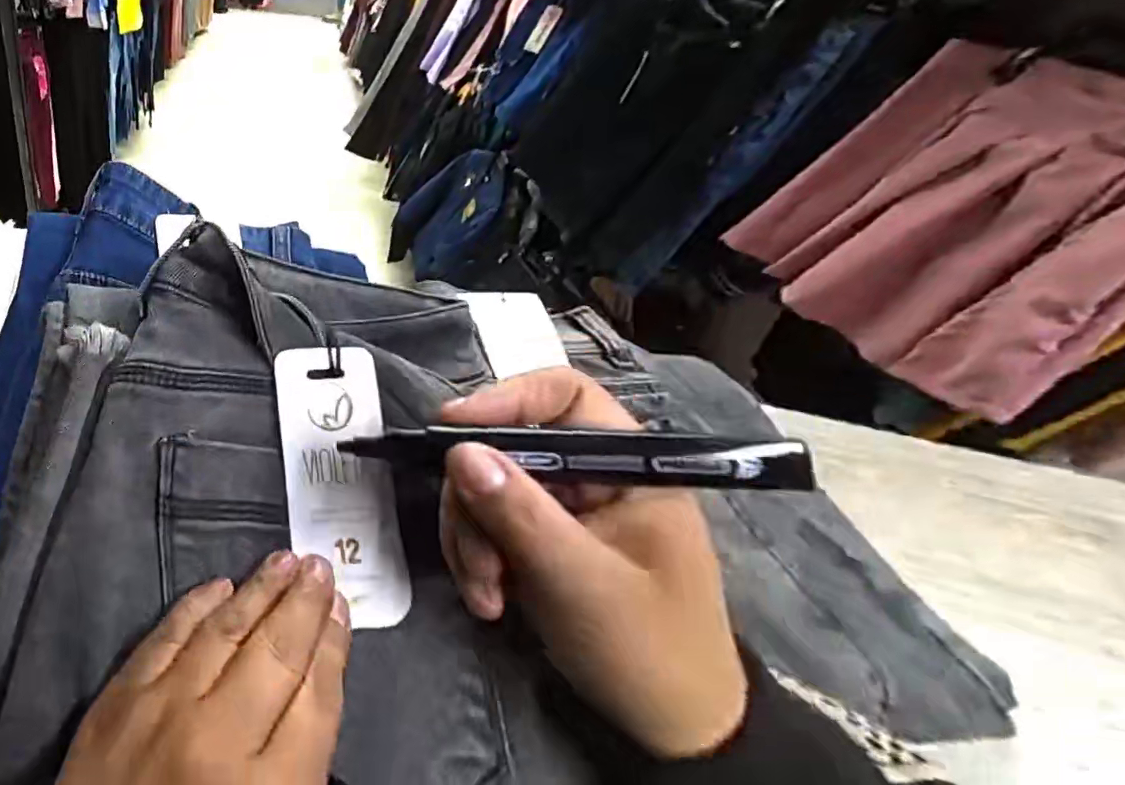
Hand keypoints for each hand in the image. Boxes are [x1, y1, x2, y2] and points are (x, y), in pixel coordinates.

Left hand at [57, 551, 350, 784]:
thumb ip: (300, 759)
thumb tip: (316, 674)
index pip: (315, 698)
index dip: (333, 646)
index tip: (341, 607)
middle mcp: (217, 741)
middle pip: (277, 652)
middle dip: (305, 603)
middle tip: (319, 565)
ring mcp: (162, 714)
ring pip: (225, 631)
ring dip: (260, 589)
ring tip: (284, 560)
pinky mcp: (116, 703)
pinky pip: (166, 635)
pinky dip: (195, 605)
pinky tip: (220, 584)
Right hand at [439, 368, 747, 758]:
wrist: (672, 732)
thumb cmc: (648, 652)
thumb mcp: (580, 583)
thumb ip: (520, 513)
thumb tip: (460, 451)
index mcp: (627, 462)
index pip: (563, 393)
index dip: (506, 398)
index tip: (451, 427)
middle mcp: (593, 470)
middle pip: (509, 443)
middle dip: (478, 499)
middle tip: (476, 558)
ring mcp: (566, 502)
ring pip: (490, 483)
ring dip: (473, 537)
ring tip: (486, 594)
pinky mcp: (544, 533)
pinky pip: (490, 520)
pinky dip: (478, 555)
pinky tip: (490, 599)